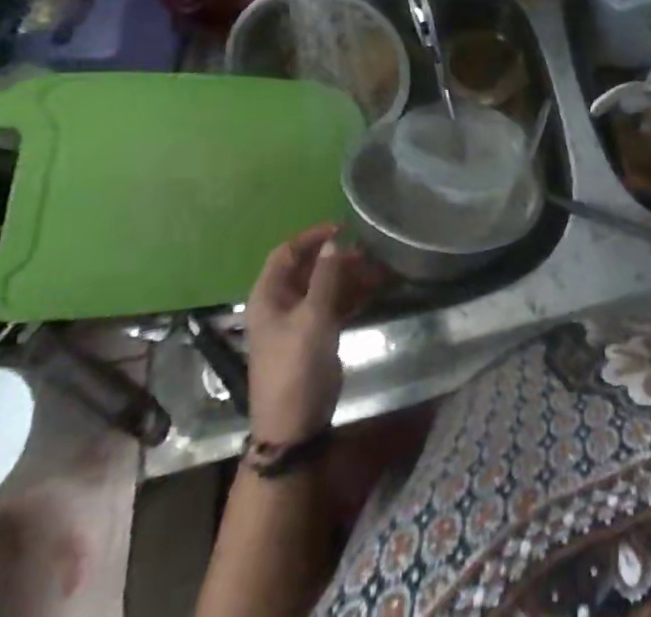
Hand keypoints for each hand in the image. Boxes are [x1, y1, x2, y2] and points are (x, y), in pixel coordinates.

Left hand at [244, 225, 385, 444]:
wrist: (294, 423)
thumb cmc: (296, 367)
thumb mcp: (313, 319)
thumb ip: (326, 278)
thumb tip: (336, 241)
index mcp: (269, 296)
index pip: (287, 253)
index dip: (313, 237)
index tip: (346, 227)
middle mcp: (281, 303)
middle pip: (309, 268)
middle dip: (339, 257)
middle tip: (371, 253)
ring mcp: (299, 320)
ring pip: (325, 286)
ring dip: (350, 275)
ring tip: (381, 270)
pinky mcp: (316, 335)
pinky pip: (335, 304)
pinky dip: (353, 295)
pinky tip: (376, 290)